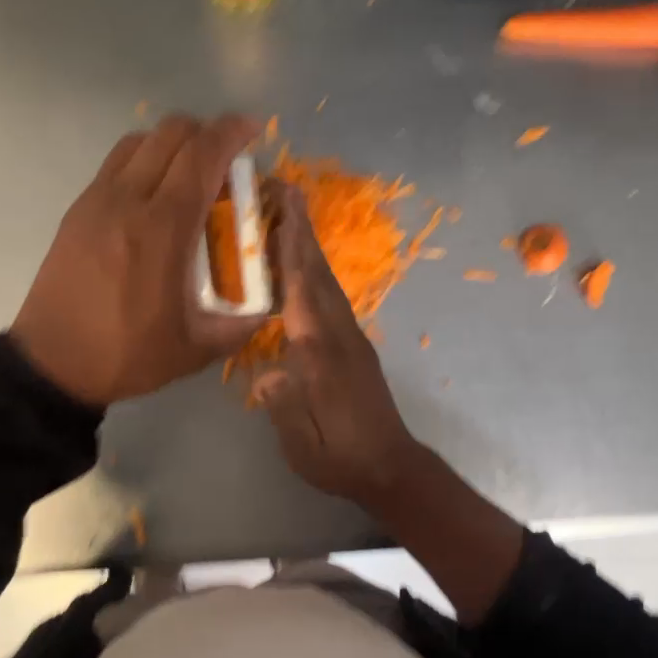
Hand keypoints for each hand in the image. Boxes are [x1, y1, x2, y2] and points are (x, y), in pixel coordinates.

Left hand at [11, 113, 266, 406]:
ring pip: (139, 141)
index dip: (232, 132)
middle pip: (171, 133)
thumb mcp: (196, 349)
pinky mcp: (77, 210)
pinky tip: (152, 195)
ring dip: (171, 144)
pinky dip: (142, 160)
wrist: (53, 363)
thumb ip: (241, 324)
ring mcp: (97, 200)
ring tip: (189, 173)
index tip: (253, 130)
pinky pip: (115, 163)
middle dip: (206, 133)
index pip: (202, 154)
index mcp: (163, 228)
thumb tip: (267, 304)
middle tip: (226, 159)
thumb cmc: (127, 356)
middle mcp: (128, 200)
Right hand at [252, 181, 422, 508]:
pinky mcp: (354, 347)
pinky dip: (314, 271)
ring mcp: (351, 339)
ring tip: (288, 214)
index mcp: (322, 357)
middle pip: (318, 274)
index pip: (302, 294)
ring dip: (308, 245)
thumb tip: (267, 375)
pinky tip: (302, 266)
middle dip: (300, 230)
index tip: (281, 209)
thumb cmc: (340, 459)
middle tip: (284, 188)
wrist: (391, 469)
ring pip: (327, 282)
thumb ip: (286, 405)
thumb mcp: (304, 444)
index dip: (289, 251)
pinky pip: (330, 297)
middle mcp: (340, 337)